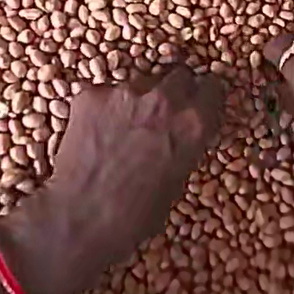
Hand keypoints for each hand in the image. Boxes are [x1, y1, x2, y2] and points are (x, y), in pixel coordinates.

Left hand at [4, 66, 225, 293]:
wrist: (80, 217)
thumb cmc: (132, 216)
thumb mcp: (175, 185)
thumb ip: (182, 150)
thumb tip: (178, 140)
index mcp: (192, 125)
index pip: (212, 89)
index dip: (205, 95)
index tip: (200, 99)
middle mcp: (164, 101)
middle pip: (178, 76)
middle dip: (174, 90)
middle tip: (162, 113)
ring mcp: (125, 92)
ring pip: (138, 83)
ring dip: (136, 101)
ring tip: (121, 129)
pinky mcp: (91, 95)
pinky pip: (103, 94)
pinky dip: (101, 108)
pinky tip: (94, 133)